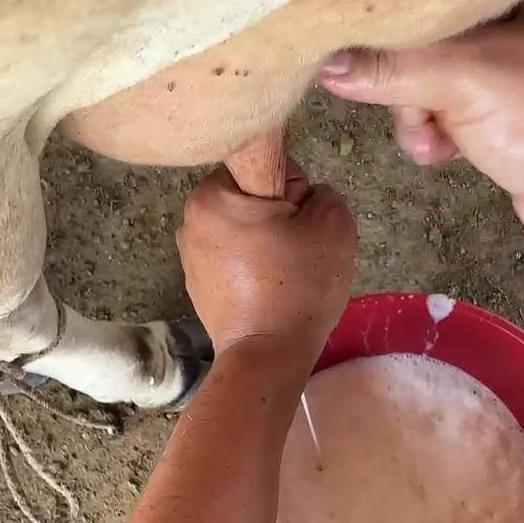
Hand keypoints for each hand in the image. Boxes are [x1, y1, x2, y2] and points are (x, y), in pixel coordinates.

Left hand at [177, 159, 356, 362]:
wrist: (267, 357)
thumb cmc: (298, 287)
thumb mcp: (333, 222)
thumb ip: (321, 192)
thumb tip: (304, 202)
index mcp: (212, 194)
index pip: (264, 165)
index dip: (293, 192)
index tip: (299, 225)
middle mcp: (191, 221)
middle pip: (252, 201)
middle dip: (279, 221)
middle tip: (298, 254)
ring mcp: (190, 258)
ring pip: (246, 235)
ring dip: (268, 248)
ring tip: (286, 279)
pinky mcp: (199, 289)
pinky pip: (237, 265)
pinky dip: (254, 274)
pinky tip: (270, 295)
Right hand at [318, 0, 523, 247]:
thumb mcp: (470, 80)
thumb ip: (394, 68)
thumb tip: (326, 65)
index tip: (365, 23)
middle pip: (433, 26)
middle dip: (410, 76)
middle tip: (415, 104)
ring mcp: (518, 64)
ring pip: (434, 73)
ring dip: (420, 113)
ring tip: (432, 139)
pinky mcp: (506, 110)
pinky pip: (449, 108)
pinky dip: (437, 132)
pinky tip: (442, 153)